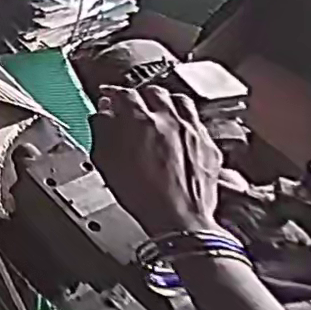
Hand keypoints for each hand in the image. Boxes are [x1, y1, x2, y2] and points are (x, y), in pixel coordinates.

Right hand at [91, 85, 222, 236]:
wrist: (178, 218)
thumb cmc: (141, 194)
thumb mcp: (106, 161)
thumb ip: (101, 131)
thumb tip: (101, 116)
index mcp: (139, 121)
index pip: (123, 93)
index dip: (111, 93)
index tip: (107, 96)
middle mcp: (169, 120)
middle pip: (154, 92)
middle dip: (139, 95)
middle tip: (130, 103)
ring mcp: (193, 131)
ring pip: (180, 101)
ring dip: (165, 102)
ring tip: (156, 111)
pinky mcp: (209, 145)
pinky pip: (197, 121)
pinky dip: (184, 119)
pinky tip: (176, 130)